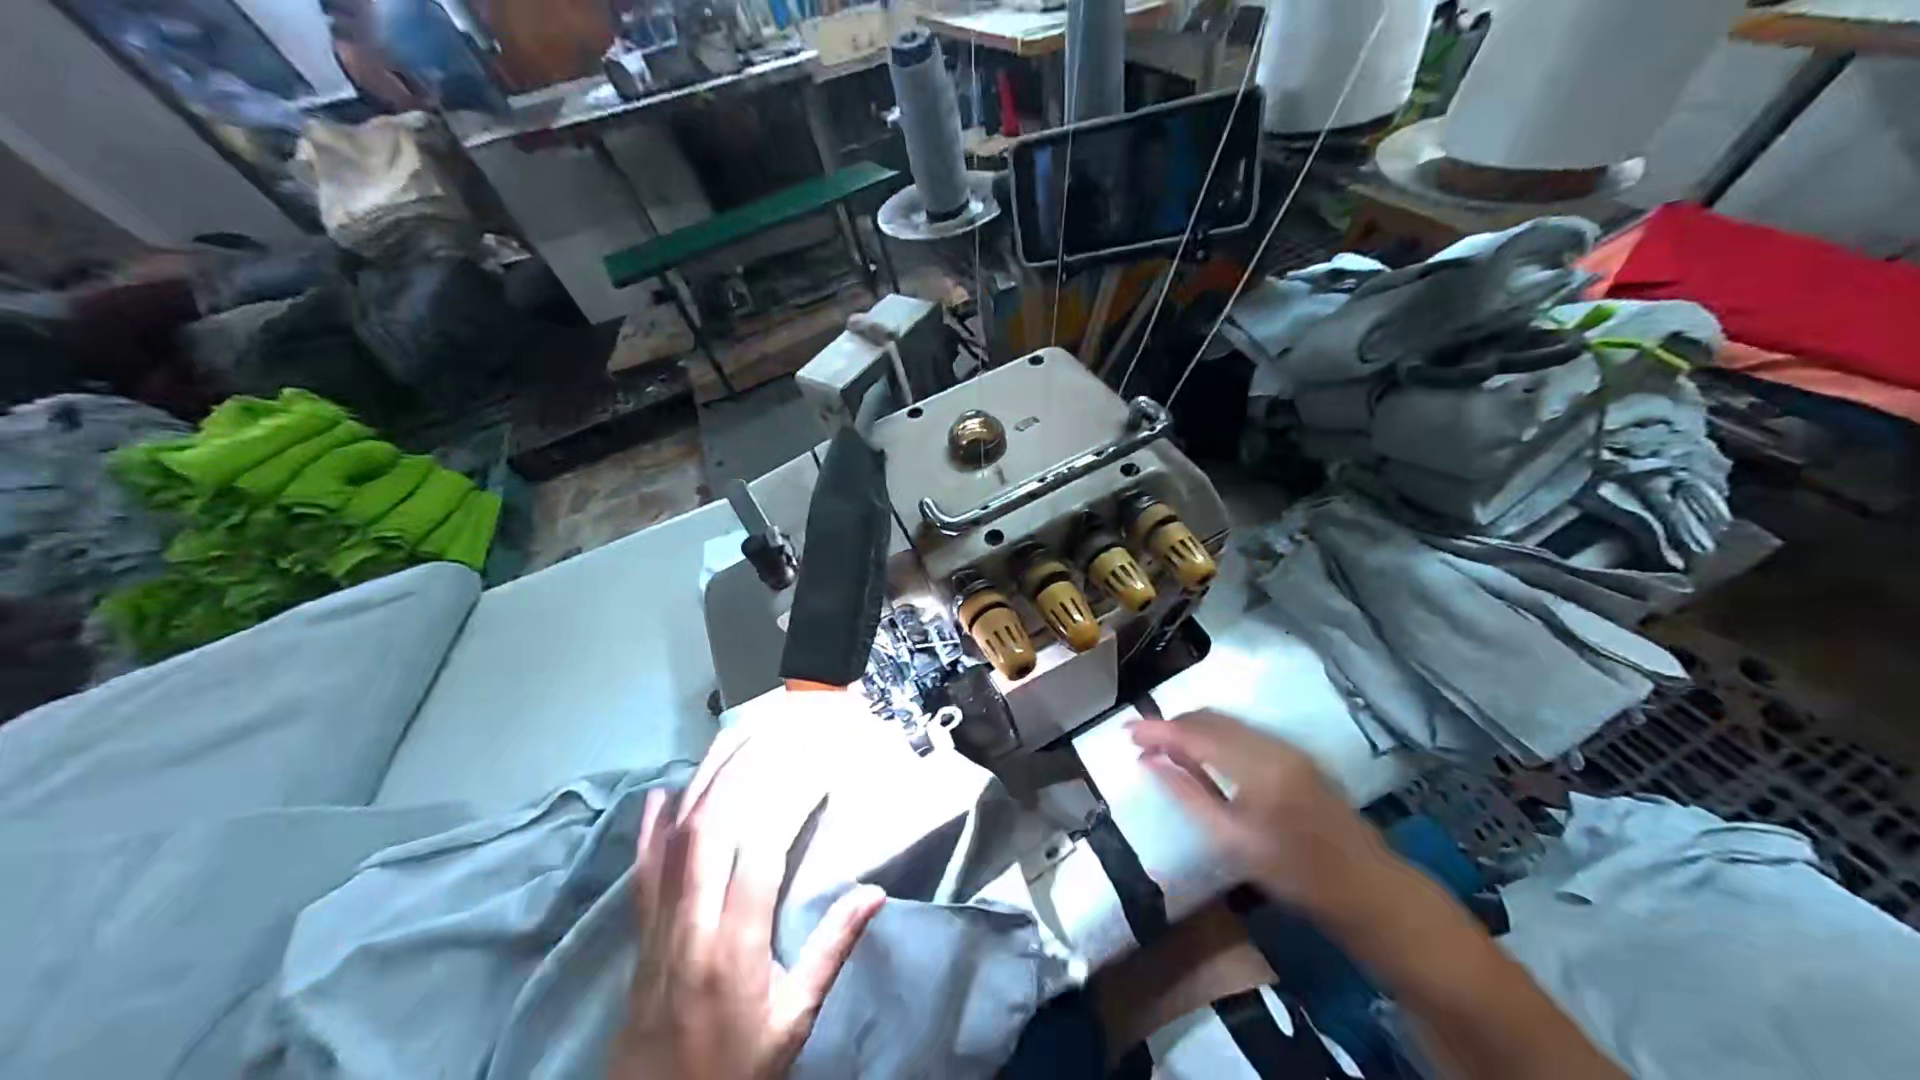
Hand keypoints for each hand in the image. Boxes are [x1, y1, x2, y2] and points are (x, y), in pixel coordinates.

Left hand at [615, 729, 887, 1079]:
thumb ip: (831, 950)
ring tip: (730, 739)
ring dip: (705, 781)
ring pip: (677, 836)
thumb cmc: (737, 1067)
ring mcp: (658, 923)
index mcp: (735, 945)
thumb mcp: (795, 1019)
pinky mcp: (638, 932)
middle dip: (745, 770)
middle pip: (713, 827)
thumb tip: (874, 892)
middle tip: (775, 731)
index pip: (762, 852)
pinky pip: (642, 868)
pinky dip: (651, 825)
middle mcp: (691, 922)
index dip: (789, 801)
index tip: (818, 768)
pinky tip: (662, 791)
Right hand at [1130, 710, 1395, 915]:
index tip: (1126, 733)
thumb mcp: (1232, 841)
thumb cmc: (1295, 875)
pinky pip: (1242, 729)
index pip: (1195, 733)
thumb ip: (1187, 795)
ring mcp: (1288, 745)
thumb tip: (1148, 762)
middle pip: (1210, 718)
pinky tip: (1200, 752)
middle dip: (1171, 723)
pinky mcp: (1295, 751)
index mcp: (1257, 768)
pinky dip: (1214, 733)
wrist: (1366, 887)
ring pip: (1226, 720)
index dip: (1157, 729)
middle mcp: (1273, 745)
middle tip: (1140, 740)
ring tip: (1163, 746)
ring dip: (1191, 727)